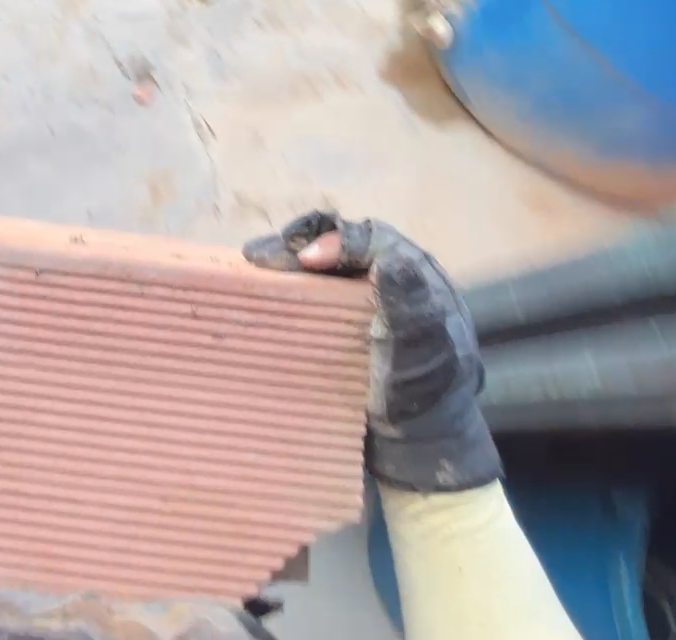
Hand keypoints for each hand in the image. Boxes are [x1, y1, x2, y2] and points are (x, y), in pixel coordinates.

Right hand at [243, 211, 500, 492]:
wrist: (414, 439)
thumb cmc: (423, 397)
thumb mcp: (422, 356)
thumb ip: (410, 308)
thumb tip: (391, 260)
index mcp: (416, 275)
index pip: (371, 238)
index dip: (335, 241)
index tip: (305, 261)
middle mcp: (386, 274)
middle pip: (338, 237)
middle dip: (299, 241)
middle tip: (262, 258)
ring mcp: (358, 291)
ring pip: (317, 252)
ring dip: (284, 254)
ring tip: (253, 261)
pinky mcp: (334, 309)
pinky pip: (306, 278)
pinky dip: (281, 275)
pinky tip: (259, 281)